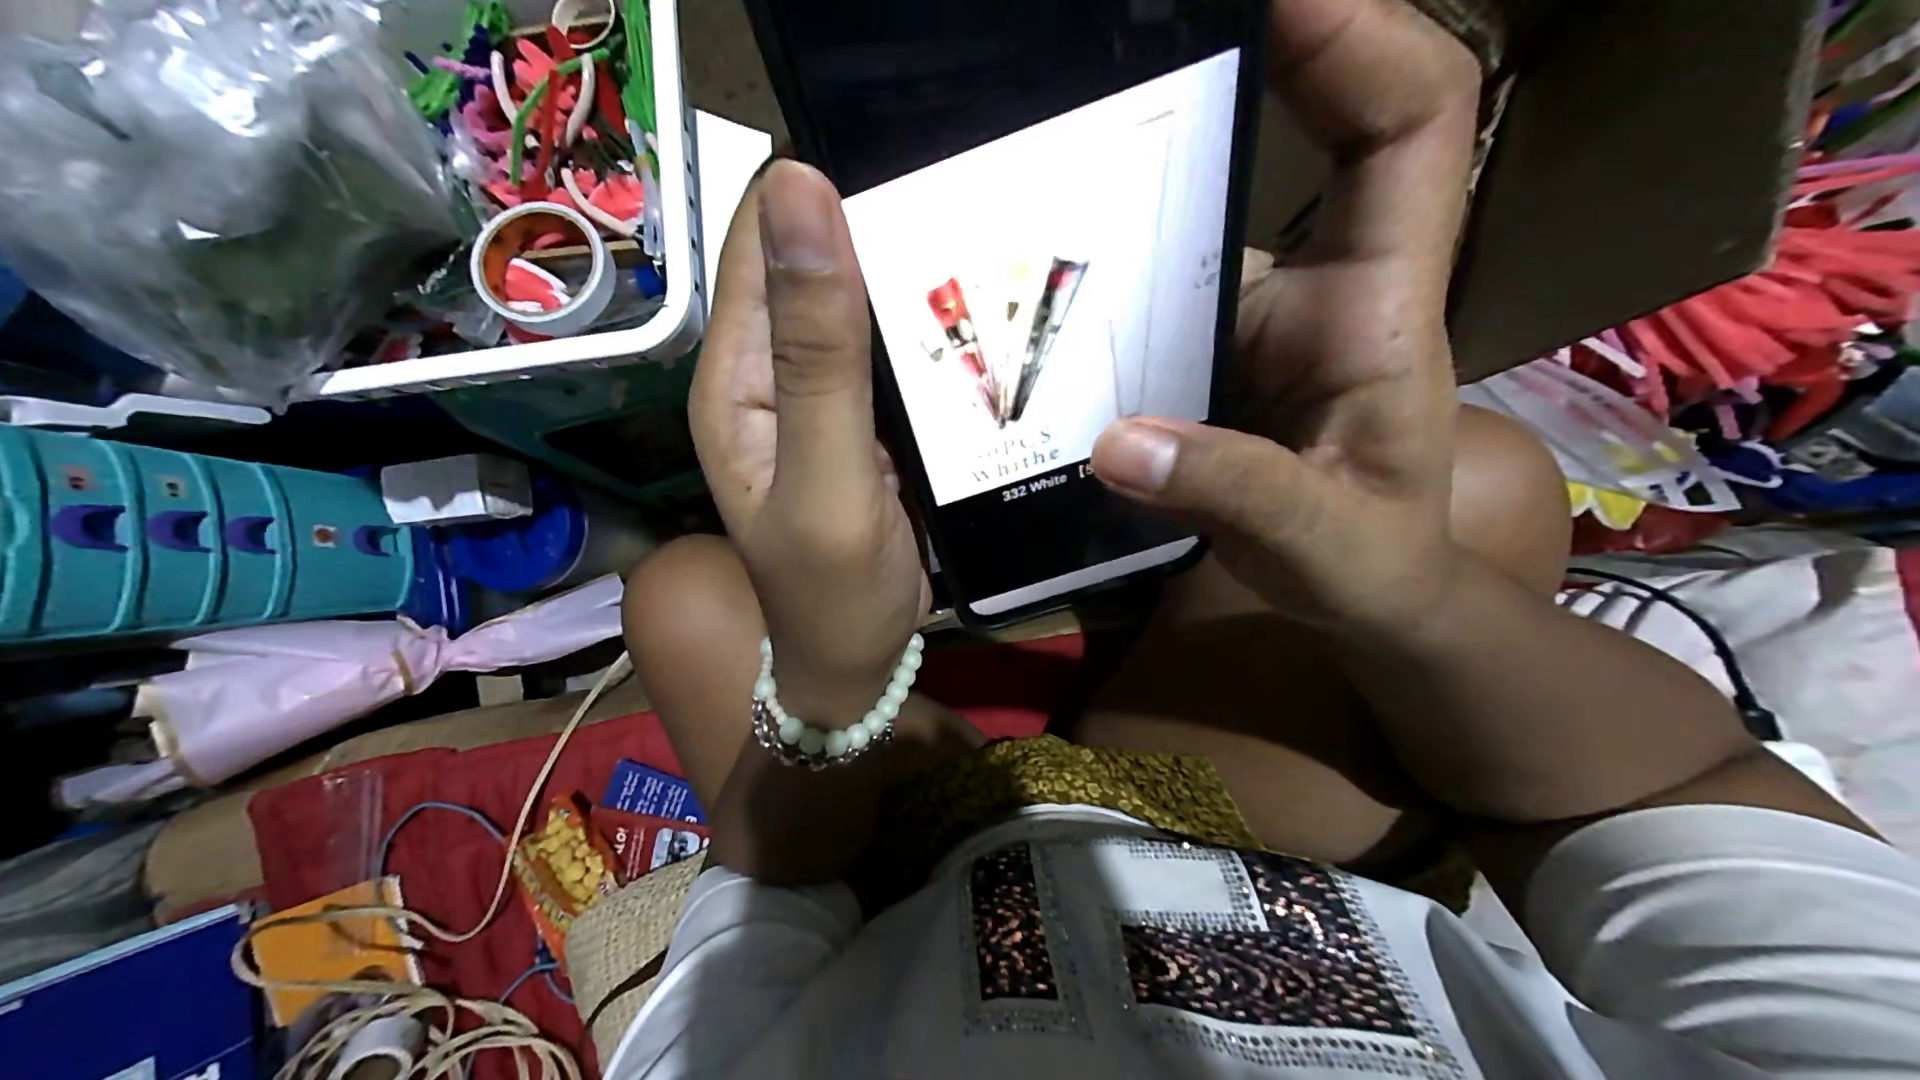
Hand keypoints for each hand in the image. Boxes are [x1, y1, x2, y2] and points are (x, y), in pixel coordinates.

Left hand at [690, 160, 928, 723]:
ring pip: (856, 307)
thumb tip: (800, 193)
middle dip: (877, 232)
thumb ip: (819, 353)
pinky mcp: (858, 422)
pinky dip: (923, 334)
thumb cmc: (834, 588)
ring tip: (985, 245)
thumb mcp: (827, 475)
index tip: (908, 166)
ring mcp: (816, 401)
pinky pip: (888, 356)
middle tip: (967, 206)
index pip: (762, 245)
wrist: (856, 660)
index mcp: (736, 379)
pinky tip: (974, 320)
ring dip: (906, 279)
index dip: (820, 197)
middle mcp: (766, 378)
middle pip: (812, 268)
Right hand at [1091, 0, 1481, 630]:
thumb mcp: (1319, 538)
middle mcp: (1309, 291)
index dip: (1359, 41)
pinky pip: (1142, 308)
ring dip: (1119, 211)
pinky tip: (1033, 309)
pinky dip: (1093, 300)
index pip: (1409, 127)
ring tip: (1027, 197)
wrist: (1356, 594)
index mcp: (1372, 307)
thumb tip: (1117, 446)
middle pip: (1278, 149)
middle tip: (1095, 79)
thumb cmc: (1369, 562)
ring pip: (1188, 236)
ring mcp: (1244, 325)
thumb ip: (1234, 492)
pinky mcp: (1196, 364)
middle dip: (1207, 92)